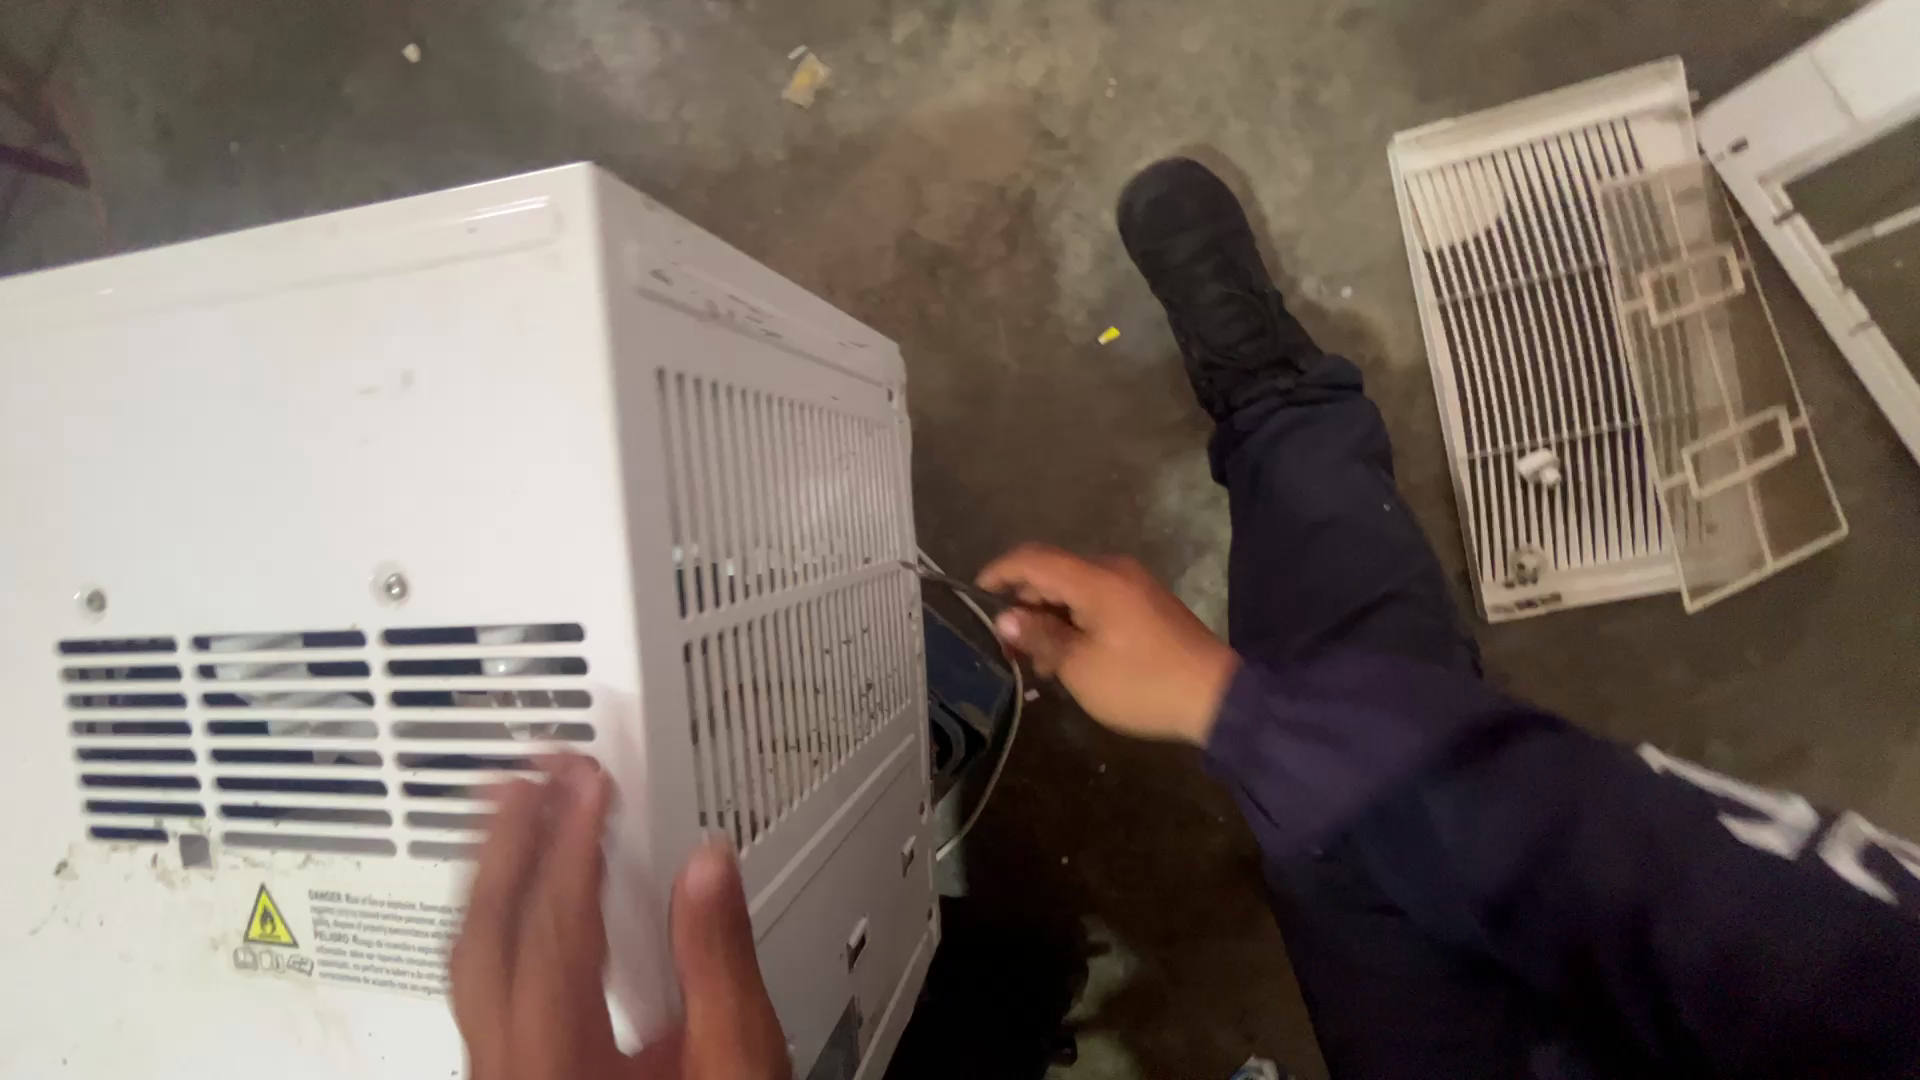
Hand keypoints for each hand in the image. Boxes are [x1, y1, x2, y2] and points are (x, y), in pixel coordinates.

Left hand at [451, 756, 789, 1079]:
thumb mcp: (736, 1060)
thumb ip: (719, 958)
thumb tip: (708, 862)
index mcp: (561, 1072)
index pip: (556, 934)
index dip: (572, 847)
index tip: (588, 783)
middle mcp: (509, 1078)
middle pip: (482, 947)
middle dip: (503, 846)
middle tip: (524, 773)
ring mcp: (500, 1078)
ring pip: (468, 963)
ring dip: (490, 872)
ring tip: (507, 805)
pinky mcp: (512, 1072)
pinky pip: (485, 977)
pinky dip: (501, 910)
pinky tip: (521, 878)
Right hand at [978, 543, 1240, 743]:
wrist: (1217, 697)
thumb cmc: (1142, 683)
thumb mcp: (1081, 667)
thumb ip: (1040, 637)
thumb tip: (1007, 620)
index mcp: (1095, 580)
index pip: (1033, 559)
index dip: (1000, 572)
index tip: (977, 594)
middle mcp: (1112, 571)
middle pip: (1052, 574)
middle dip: (1025, 606)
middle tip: (1011, 649)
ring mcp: (1132, 585)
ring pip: (1073, 590)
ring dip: (1050, 619)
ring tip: (1041, 664)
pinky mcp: (1144, 602)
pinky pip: (1096, 601)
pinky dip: (1075, 622)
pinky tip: (1070, 657)